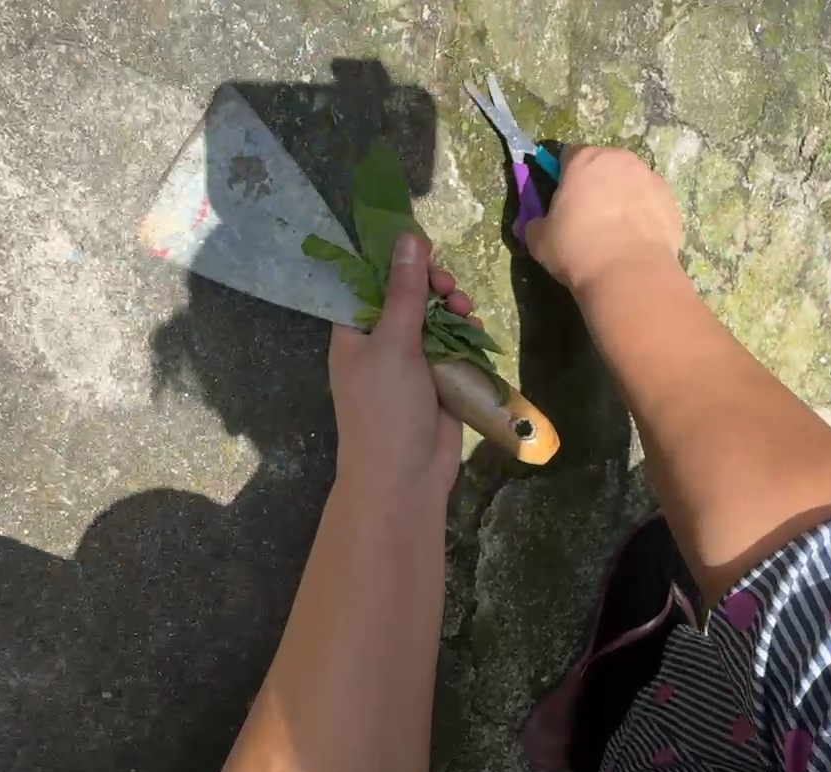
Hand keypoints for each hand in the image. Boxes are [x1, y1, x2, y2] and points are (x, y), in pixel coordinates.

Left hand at [328, 232, 475, 499]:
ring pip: (433, 320)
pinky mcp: (437, 381)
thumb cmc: (386, 408)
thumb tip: (409, 236)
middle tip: (448, 288)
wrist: (404, 476)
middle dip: (431, 287)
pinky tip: (476, 328)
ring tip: (466, 310)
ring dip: (451, 309)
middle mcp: (380, 344)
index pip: (370, 282)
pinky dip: (464, 335)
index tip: (423, 250)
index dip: (396, 263)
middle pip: (407, 298)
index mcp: (354, 332)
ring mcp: (409, 364)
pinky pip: (451, 347)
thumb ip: (405, 291)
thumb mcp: (393, 344)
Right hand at [524, 146, 684, 295]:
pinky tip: (635, 243)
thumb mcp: (539, 241)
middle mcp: (620, 159)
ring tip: (616, 234)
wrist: (628, 274)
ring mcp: (650, 177)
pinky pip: (651, 203)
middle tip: (589, 220)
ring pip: (631, 183)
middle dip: (597, 186)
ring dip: (622, 199)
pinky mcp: (671, 200)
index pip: (569, 156)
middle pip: (604, 166)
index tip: (562, 202)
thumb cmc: (577, 251)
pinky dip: (644, 217)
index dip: (563, 177)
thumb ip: (536, 224)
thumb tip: (538, 224)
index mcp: (584, 161)